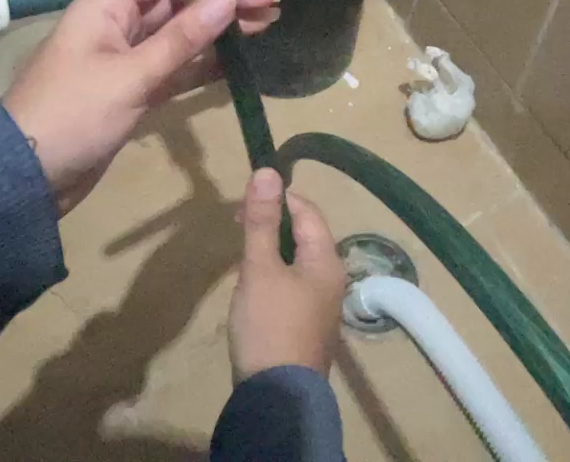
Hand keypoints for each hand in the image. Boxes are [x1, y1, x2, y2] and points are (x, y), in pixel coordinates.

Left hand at [1, 0, 279, 214]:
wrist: (25, 181)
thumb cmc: (72, 115)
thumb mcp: (131, 75)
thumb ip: (182, 38)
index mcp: (106, 6)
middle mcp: (118, 25)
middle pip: (178, 0)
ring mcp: (127, 60)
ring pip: (182, 34)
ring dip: (221, 29)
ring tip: (268, 21)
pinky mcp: (134, 91)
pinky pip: (176, 67)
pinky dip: (205, 63)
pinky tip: (238, 59)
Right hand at [228, 168, 346, 381]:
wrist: (278, 400)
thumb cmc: (270, 325)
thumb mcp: (260, 268)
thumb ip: (262, 220)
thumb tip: (267, 170)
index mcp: (326, 259)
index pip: (306, 210)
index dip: (278, 199)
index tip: (243, 204)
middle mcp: (331, 278)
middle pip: (304, 235)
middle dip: (272, 226)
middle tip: (237, 230)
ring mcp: (322, 305)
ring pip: (296, 262)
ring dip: (271, 253)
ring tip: (243, 261)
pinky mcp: (308, 326)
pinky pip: (293, 287)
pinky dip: (273, 278)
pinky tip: (253, 292)